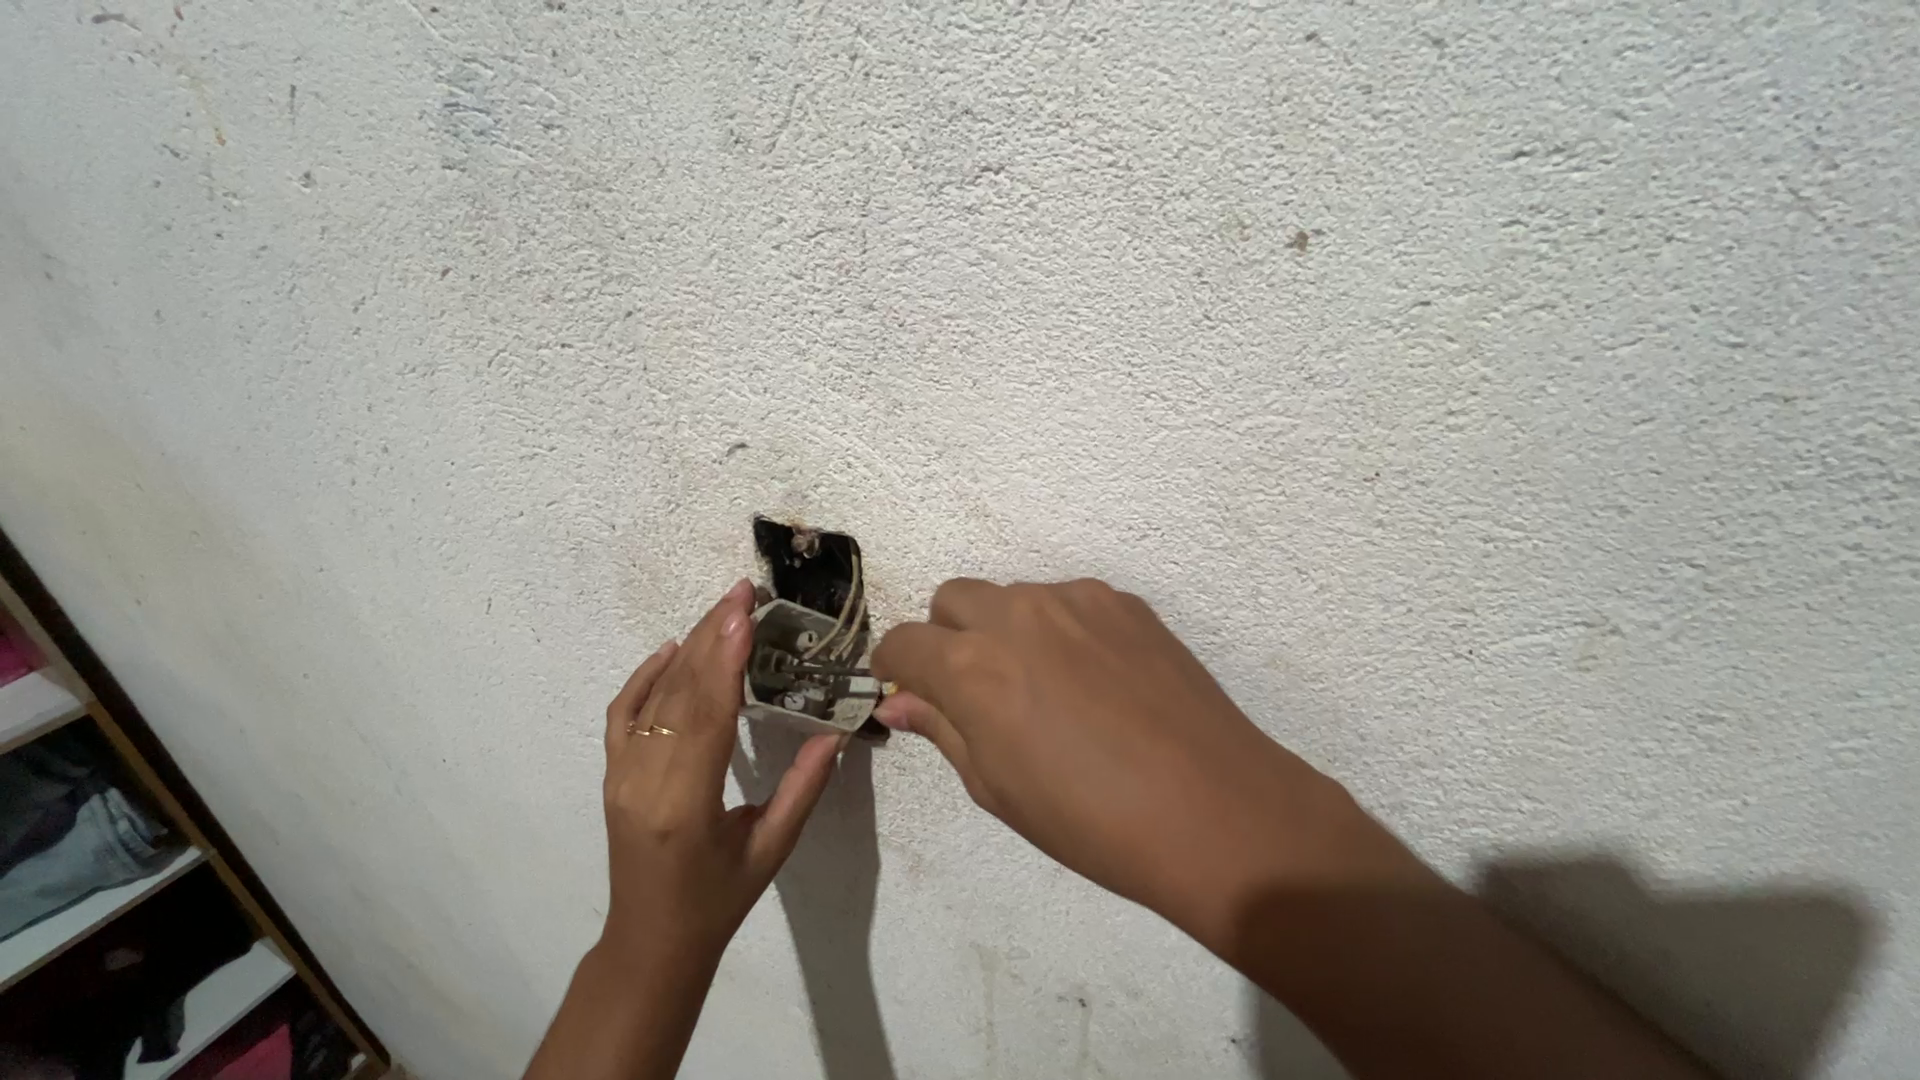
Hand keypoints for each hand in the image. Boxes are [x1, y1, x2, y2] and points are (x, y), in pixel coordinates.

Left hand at [599, 579, 845, 970]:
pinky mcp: (612, 774)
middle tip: (741, 591)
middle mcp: (644, 783)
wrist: (651, 942)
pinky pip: (623, 714)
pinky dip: (644, 675)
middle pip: (678, 694)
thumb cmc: (719, 901)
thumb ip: (803, 788)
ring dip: (687, 648)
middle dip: (711, 636)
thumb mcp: (771, 849)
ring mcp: (620, 776)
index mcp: (685, 806)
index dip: (725, 660)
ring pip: (653, 697)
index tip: (744, 613)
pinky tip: (670, 648)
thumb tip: (836, 730)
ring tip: (721, 609)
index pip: (706, 716)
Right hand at [872, 578, 1420, 942]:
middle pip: (951, 599)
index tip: (909, 693)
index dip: (896, 670)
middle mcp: (1016, 615)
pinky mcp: (1124, 601)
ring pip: (1013, 596)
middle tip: (978, 691)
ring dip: (1007, 630)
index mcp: (972, 666)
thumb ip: (943, 729)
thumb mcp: (997, 788)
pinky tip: (1095, 679)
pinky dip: (1061, 628)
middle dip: (947, 637)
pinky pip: (1068, 601)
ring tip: (1048, 689)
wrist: (1213, 808)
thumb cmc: (1090, 819)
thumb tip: (901, 701)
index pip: (902, 643)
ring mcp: (1076, 600)